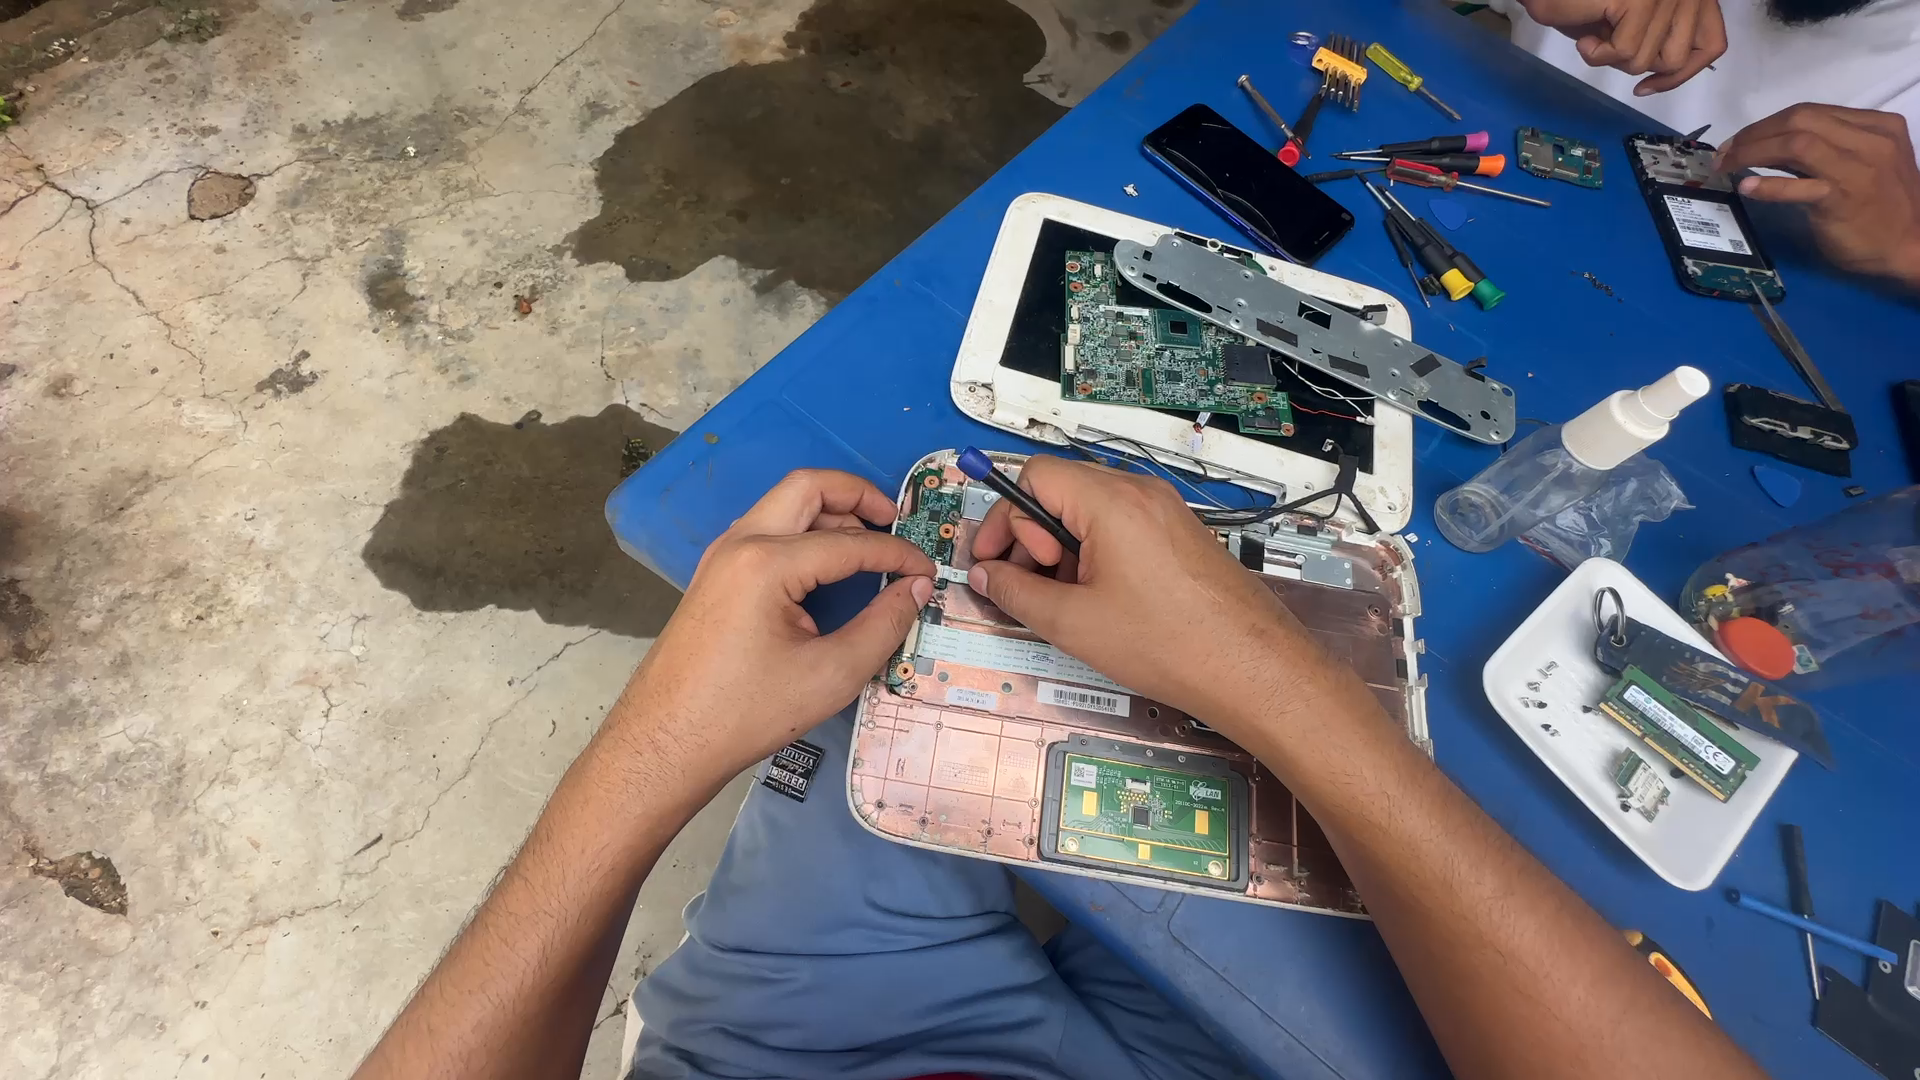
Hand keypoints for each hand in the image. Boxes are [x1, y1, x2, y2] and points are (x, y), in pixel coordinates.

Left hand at [612, 470, 934, 786]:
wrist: (663, 745)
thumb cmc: (747, 713)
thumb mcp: (831, 674)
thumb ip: (885, 624)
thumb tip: (917, 587)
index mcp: (767, 562)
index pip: (850, 542)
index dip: (897, 554)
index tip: (928, 571)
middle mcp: (740, 542)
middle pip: (808, 487)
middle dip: (858, 495)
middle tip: (895, 521)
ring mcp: (722, 555)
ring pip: (784, 504)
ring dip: (830, 511)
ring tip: (869, 540)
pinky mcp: (716, 574)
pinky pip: (768, 530)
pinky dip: (805, 532)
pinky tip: (828, 565)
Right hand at [965, 455, 1338, 731]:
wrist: (1253, 669)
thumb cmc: (1165, 643)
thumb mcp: (1072, 622)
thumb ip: (1015, 592)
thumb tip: (984, 574)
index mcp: (1111, 501)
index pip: (1033, 476)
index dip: (1002, 517)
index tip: (994, 561)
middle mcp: (1139, 492)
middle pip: (1060, 490)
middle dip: (1029, 535)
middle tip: (1030, 584)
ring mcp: (1164, 510)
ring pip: (1088, 509)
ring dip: (1060, 546)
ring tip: (1064, 597)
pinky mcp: (1177, 532)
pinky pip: (1118, 525)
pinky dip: (1092, 551)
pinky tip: (1098, 597)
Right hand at [1521, 0, 1725, 94]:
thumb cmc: (1583, 7)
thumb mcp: (1628, 30)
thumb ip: (1656, 41)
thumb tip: (1664, 74)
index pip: (1711, 46)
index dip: (1680, 76)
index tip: (1645, 87)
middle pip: (1675, 60)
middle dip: (1635, 66)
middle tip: (1611, 52)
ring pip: (1644, 60)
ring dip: (1609, 59)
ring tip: (1596, 37)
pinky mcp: (1641, 2)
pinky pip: (1622, 52)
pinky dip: (1595, 55)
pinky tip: (1585, 40)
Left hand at [1716, 104, 1919, 287]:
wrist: (1905, 239)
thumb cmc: (1874, 202)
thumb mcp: (1853, 164)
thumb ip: (1818, 151)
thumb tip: (1766, 148)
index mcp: (1876, 125)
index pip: (1809, 112)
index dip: (1762, 125)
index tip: (1734, 143)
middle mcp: (1871, 140)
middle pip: (1799, 121)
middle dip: (1751, 135)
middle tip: (1722, 155)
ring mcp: (1858, 169)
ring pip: (1797, 145)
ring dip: (1750, 154)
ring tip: (1723, 168)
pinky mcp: (1842, 199)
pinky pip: (1799, 186)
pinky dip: (1768, 185)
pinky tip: (1744, 187)